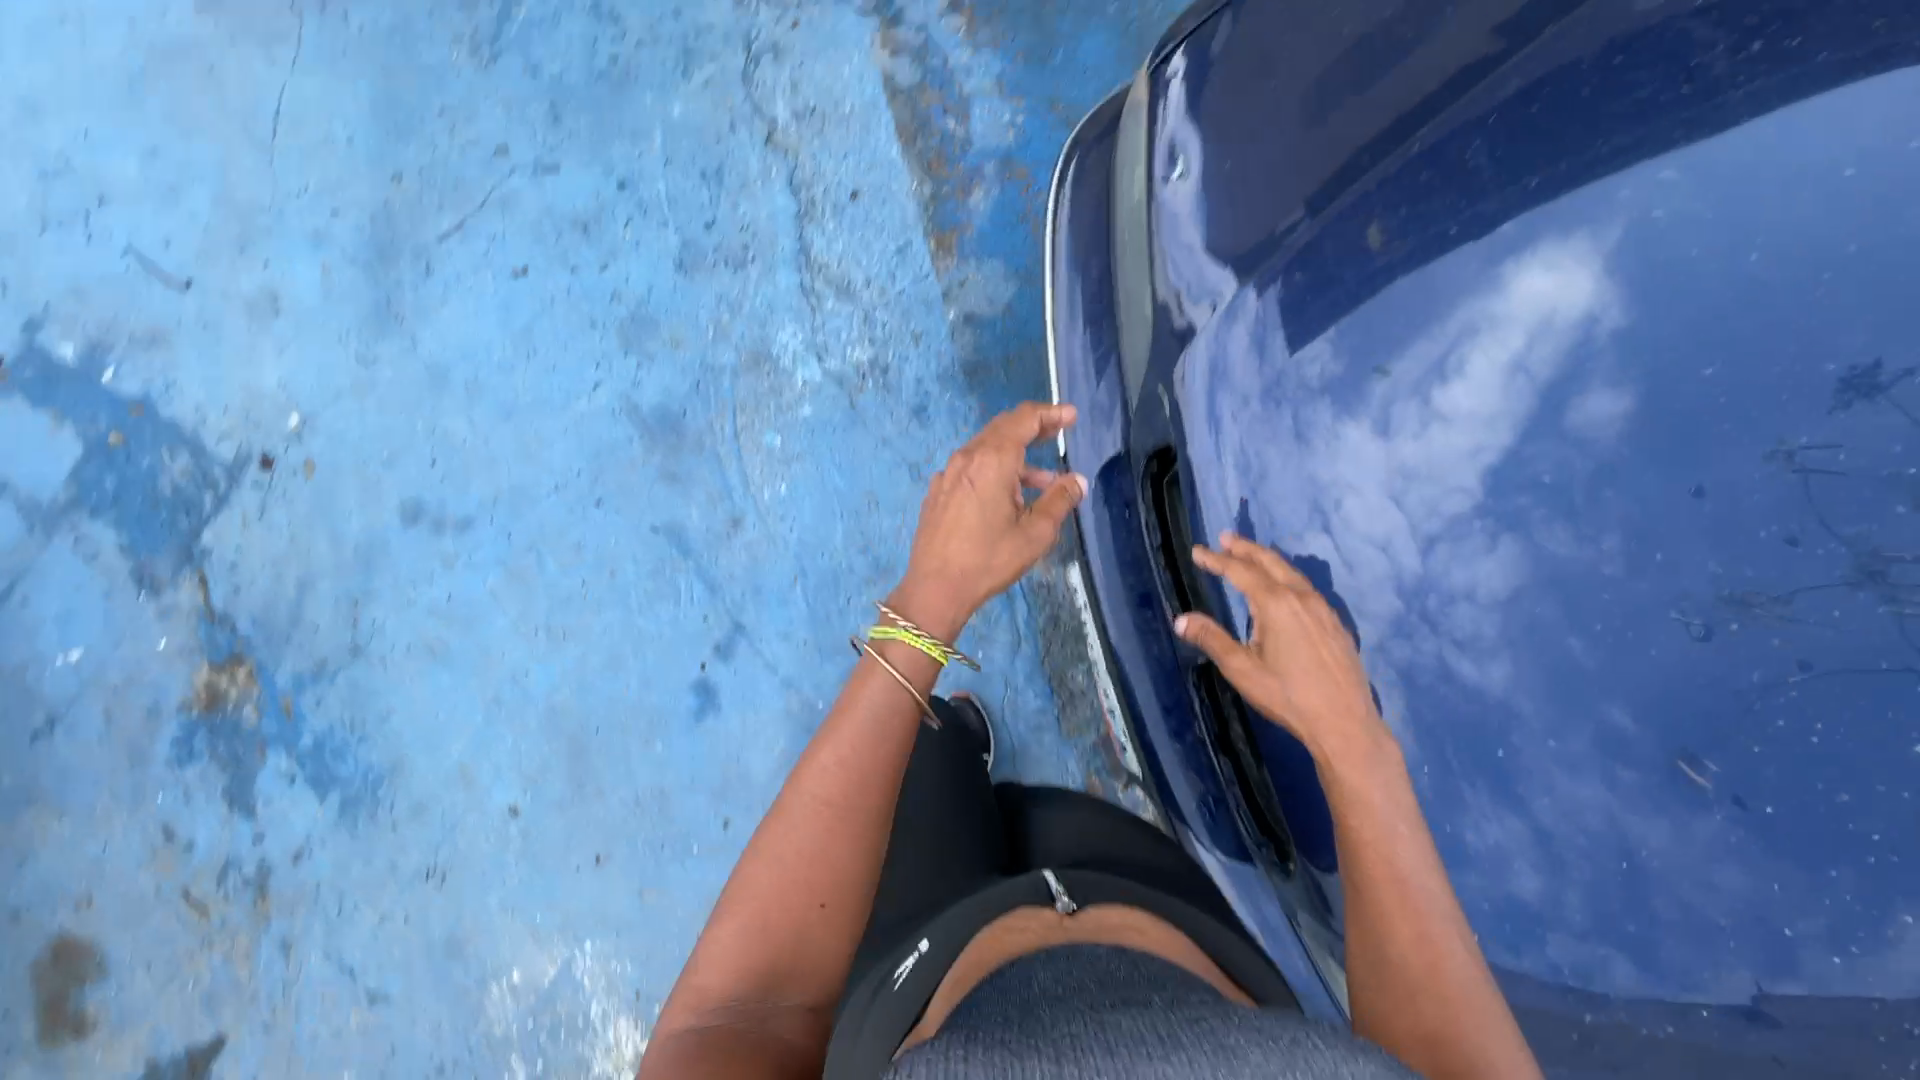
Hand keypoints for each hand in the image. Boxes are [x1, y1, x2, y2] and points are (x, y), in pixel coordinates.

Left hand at [890, 402, 1084, 639]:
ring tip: (1042, 482)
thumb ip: (1059, 500)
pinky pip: (971, 469)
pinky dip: (994, 471)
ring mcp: (947, 474)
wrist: (935, 588)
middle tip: (1058, 434)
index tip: (1071, 417)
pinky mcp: (938, 492)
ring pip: (986, 451)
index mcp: (992, 460)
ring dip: (1016, 457)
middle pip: (1003, 428)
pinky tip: (1006, 498)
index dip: (1050, 414)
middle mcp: (967, 458)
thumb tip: (1077, 481)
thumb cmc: (989, 560)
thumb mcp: (1035, 533)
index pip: (1024, 419)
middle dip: (1033, 428)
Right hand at [1175, 532, 1393, 762]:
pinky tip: (1284, 589)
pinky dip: (1286, 576)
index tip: (1198, 551)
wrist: (1344, 721)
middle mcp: (1300, 597)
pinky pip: (1306, 587)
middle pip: (1270, 562)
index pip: (1240, 571)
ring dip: (1267, 560)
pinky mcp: (1335, 623)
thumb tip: (1181, 620)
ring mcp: (1323, 608)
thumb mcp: (1241, 669)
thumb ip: (1212, 639)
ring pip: (1291, 573)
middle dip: (1245, 549)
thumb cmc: (1287, 695)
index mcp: (1275, 603)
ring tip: (1252, 557)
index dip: (1216, 560)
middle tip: (1226, 538)